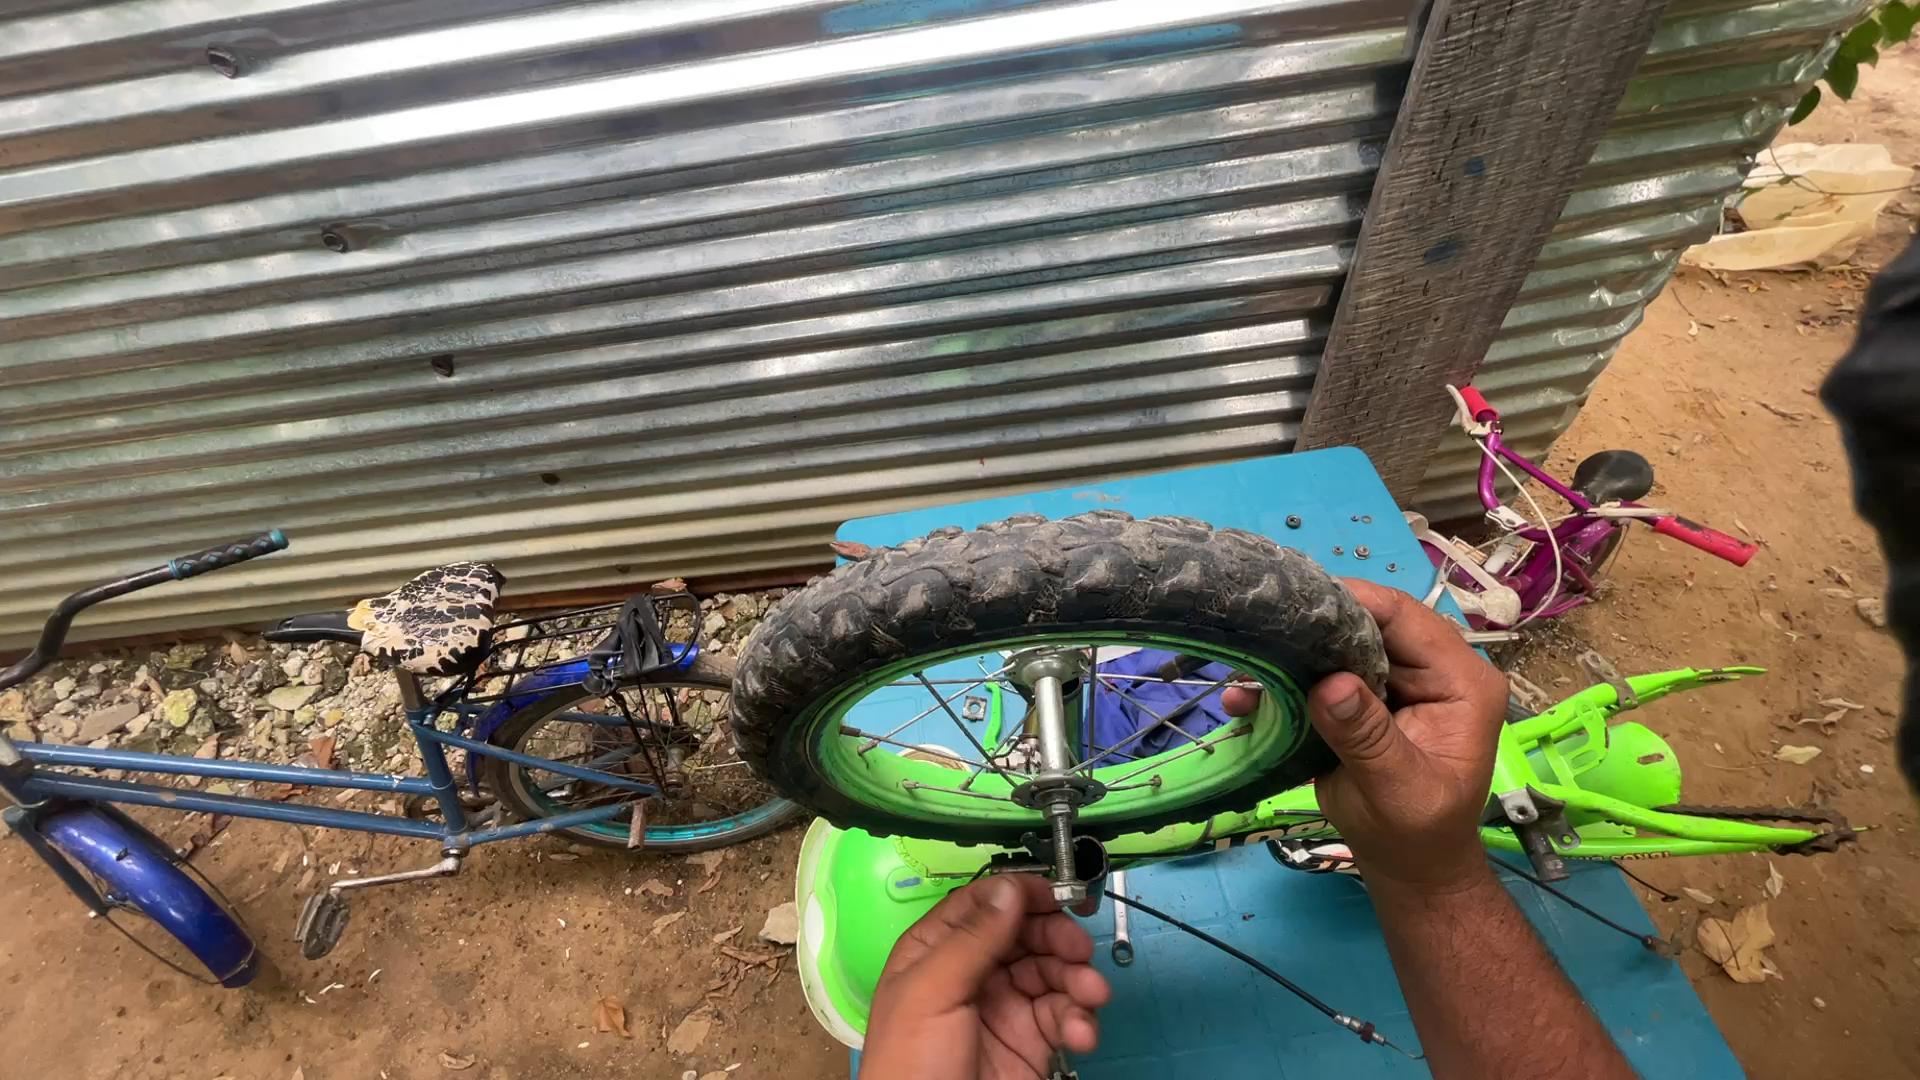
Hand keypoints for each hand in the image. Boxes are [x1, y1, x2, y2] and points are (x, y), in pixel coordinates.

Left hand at [858, 874, 1111, 1079]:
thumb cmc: (914, 1065)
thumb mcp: (934, 993)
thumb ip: (973, 937)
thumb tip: (1010, 888)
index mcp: (937, 950)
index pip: (982, 903)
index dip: (1019, 893)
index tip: (1056, 892)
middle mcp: (972, 972)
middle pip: (1024, 933)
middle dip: (1056, 936)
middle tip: (1080, 949)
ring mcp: (1003, 1008)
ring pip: (1049, 971)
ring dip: (1077, 977)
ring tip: (1092, 994)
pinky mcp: (1029, 1045)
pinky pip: (1062, 1015)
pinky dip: (1080, 1018)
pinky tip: (1082, 1032)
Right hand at [1222, 579, 1508, 890]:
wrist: (1406, 863)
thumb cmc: (1416, 832)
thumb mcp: (1398, 789)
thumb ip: (1368, 737)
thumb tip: (1330, 683)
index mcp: (1458, 680)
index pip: (1403, 617)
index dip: (1349, 603)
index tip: (1292, 606)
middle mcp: (1426, 668)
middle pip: (1362, 620)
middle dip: (1310, 625)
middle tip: (1257, 629)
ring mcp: (1388, 678)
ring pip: (1332, 642)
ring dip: (1286, 653)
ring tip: (1243, 665)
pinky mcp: (1356, 694)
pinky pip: (1314, 671)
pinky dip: (1278, 681)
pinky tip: (1243, 696)